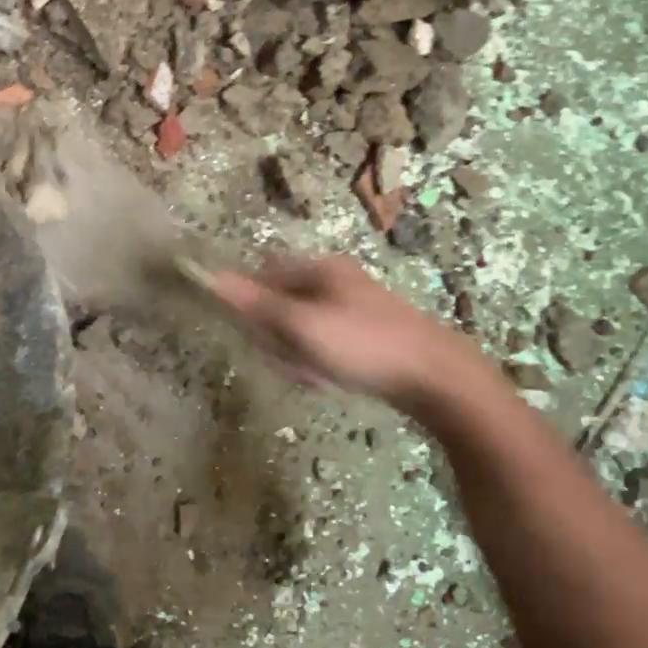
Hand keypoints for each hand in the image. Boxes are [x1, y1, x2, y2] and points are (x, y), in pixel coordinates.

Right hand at [209, 255, 484, 408]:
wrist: (438, 379)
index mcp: (319, 269)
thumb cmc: (364, 346)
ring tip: (318, 375)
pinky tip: (333, 379)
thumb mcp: (300, 325)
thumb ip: (253, 303)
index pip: (258, 279)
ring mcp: (349, 306)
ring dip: (296, 357)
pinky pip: (319, 345)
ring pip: (295, 331)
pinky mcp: (363, 332)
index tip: (262, 336)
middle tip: (295, 361)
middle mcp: (333, 280)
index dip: (251, 309)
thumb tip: (208, 276)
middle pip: (275, 307)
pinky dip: (318, 364)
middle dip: (276, 340)